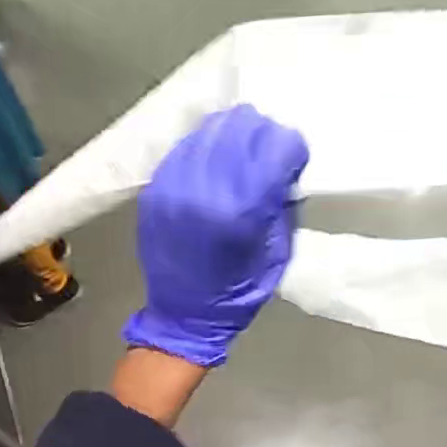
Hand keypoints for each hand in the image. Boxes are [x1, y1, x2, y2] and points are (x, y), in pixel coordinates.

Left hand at [121, 105, 309, 366]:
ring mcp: (175, 186)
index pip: (278, 145)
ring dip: (231, 138)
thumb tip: (282, 170)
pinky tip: (211, 169)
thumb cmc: (237, 294)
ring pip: (211, 130)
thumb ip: (280, 205)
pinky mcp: (155, 189)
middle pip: (243, 127)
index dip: (291, 152)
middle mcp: (206, 189)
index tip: (291, 164)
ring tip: (238, 158)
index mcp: (242, 209)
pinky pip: (185, 149)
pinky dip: (203, 151)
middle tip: (265, 157)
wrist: (183, 318)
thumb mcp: (276, 254)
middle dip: (261, 138)